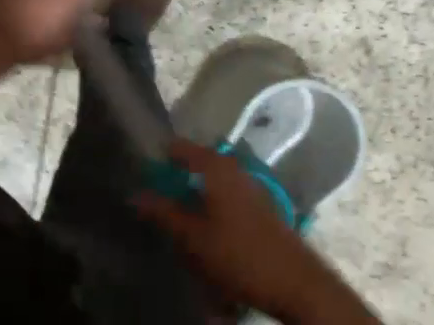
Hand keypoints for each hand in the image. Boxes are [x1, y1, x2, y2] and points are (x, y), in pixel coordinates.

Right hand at [134, 139, 378, 323]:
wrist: (299, 286)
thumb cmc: (240, 255)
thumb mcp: (193, 238)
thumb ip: (163, 213)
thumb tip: (134, 194)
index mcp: (215, 167)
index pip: (179, 147)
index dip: (159, 157)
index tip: (143, 172)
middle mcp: (235, 169)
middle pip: (197, 165)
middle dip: (178, 180)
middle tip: (160, 199)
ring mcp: (253, 188)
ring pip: (214, 184)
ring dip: (196, 198)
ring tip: (182, 221)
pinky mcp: (263, 209)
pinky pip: (229, 200)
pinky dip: (214, 210)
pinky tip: (209, 233)